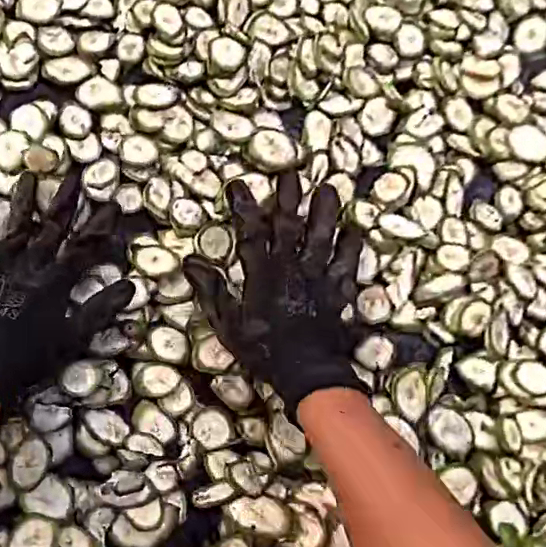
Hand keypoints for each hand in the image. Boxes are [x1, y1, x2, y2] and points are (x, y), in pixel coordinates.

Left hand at [0, 166, 134, 415]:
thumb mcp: (72, 339)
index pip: (84, 247)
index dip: (101, 227)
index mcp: (56, 281)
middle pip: (53, 226)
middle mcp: (31, 264)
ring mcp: (3, 264)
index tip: (113, 205)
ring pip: (19, 224)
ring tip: (29, 175)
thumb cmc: (31, 359)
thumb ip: (99, 310)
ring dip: (26, 199)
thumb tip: (129, 285)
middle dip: (68, 200)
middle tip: (77, 173)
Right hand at [183, 171, 365, 421]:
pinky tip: (353, 231)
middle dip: (288, 199)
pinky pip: (349, 263)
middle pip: (290, 226)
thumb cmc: (261, 349)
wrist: (307, 372)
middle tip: (290, 175)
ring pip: (324, 237)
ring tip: (328, 189)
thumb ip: (211, 291)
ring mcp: (320, 278)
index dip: (245, 208)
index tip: (238, 185)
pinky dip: (352, 246)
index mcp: (263, 275)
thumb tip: (191, 262)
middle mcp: (293, 269)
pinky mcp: (340, 291)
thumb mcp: (226, 324)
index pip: (252, 233)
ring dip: (325, 212)